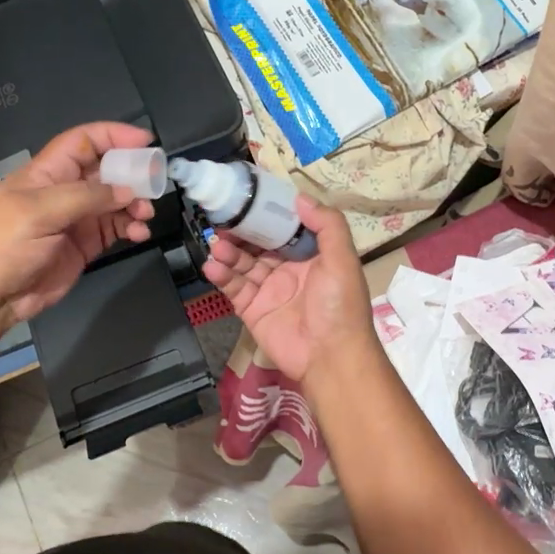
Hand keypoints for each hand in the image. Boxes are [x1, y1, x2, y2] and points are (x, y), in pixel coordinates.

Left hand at [0, 122, 156, 329]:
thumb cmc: (3, 247)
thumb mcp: (38, 213)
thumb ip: (85, 197)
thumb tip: (126, 191)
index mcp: (45, 173)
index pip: (83, 142)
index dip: (113, 136)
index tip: (145, 141)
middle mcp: (63, 191)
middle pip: (105, 170)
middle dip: (131, 173)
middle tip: (155, 182)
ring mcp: (75, 219)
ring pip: (114, 200)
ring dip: (134, 203)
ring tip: (145, 214)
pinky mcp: (85, 244)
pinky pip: (115, 228)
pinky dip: (131, 227)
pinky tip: (138, 233)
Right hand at [202, 196, 376, 382]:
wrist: (330, 356)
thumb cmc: (340, 304)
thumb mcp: (342, 258)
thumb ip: (327, 225)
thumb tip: (300, 197)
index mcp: (312, 257)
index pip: (285, 230)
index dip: (268, 215)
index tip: (250, 199)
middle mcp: (289, 270)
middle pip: (260, 245)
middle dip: (242, 232)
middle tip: (224, 220)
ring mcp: (269, 291)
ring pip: (244, 264)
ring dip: (229, 252)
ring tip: (216, 244)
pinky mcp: (253, 310)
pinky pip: (234, 288)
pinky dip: (222, 276)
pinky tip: (212, 265)